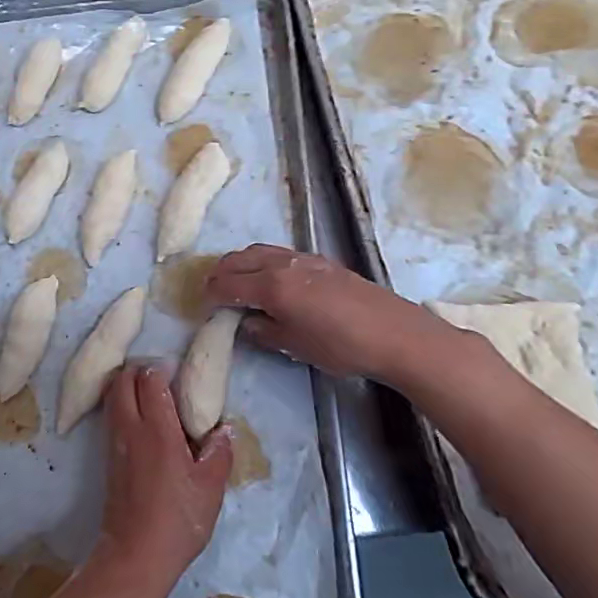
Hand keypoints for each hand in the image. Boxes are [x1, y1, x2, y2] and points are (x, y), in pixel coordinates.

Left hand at [92, 364, 232, 588]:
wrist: (135, 553)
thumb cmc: (178, 520)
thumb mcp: (210, 488)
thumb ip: (219, 453)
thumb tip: (223, 429)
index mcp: (158, 430)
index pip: (150, 380)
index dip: (160, 369)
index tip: (176, 371)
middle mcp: (131, 428)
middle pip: (122, 380)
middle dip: (137, 369)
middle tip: (159, 376)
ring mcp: (114, 442)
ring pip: (112, 396)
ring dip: (125, 385)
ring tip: (149, 394)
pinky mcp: (107, 457)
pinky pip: (110, 416)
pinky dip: (120, 405)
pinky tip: (140, 419)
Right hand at [204, 244, 461, 386]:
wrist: (394, 333)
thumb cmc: (341, 345)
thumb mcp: (294, 346)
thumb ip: (264, 331)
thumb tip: (246, 323)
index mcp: (271, 286)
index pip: (228, 284)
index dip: (211, 295)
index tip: (203, 306)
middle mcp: (283, 265)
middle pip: (238, 260)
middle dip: (220, 273)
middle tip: (212, 291)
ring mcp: (303, 259)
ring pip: (258, 251)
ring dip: (240, 263)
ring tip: (235, 281)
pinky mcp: (321, 261)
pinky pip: (278, 253)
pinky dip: (261, 261)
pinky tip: (267, 278)